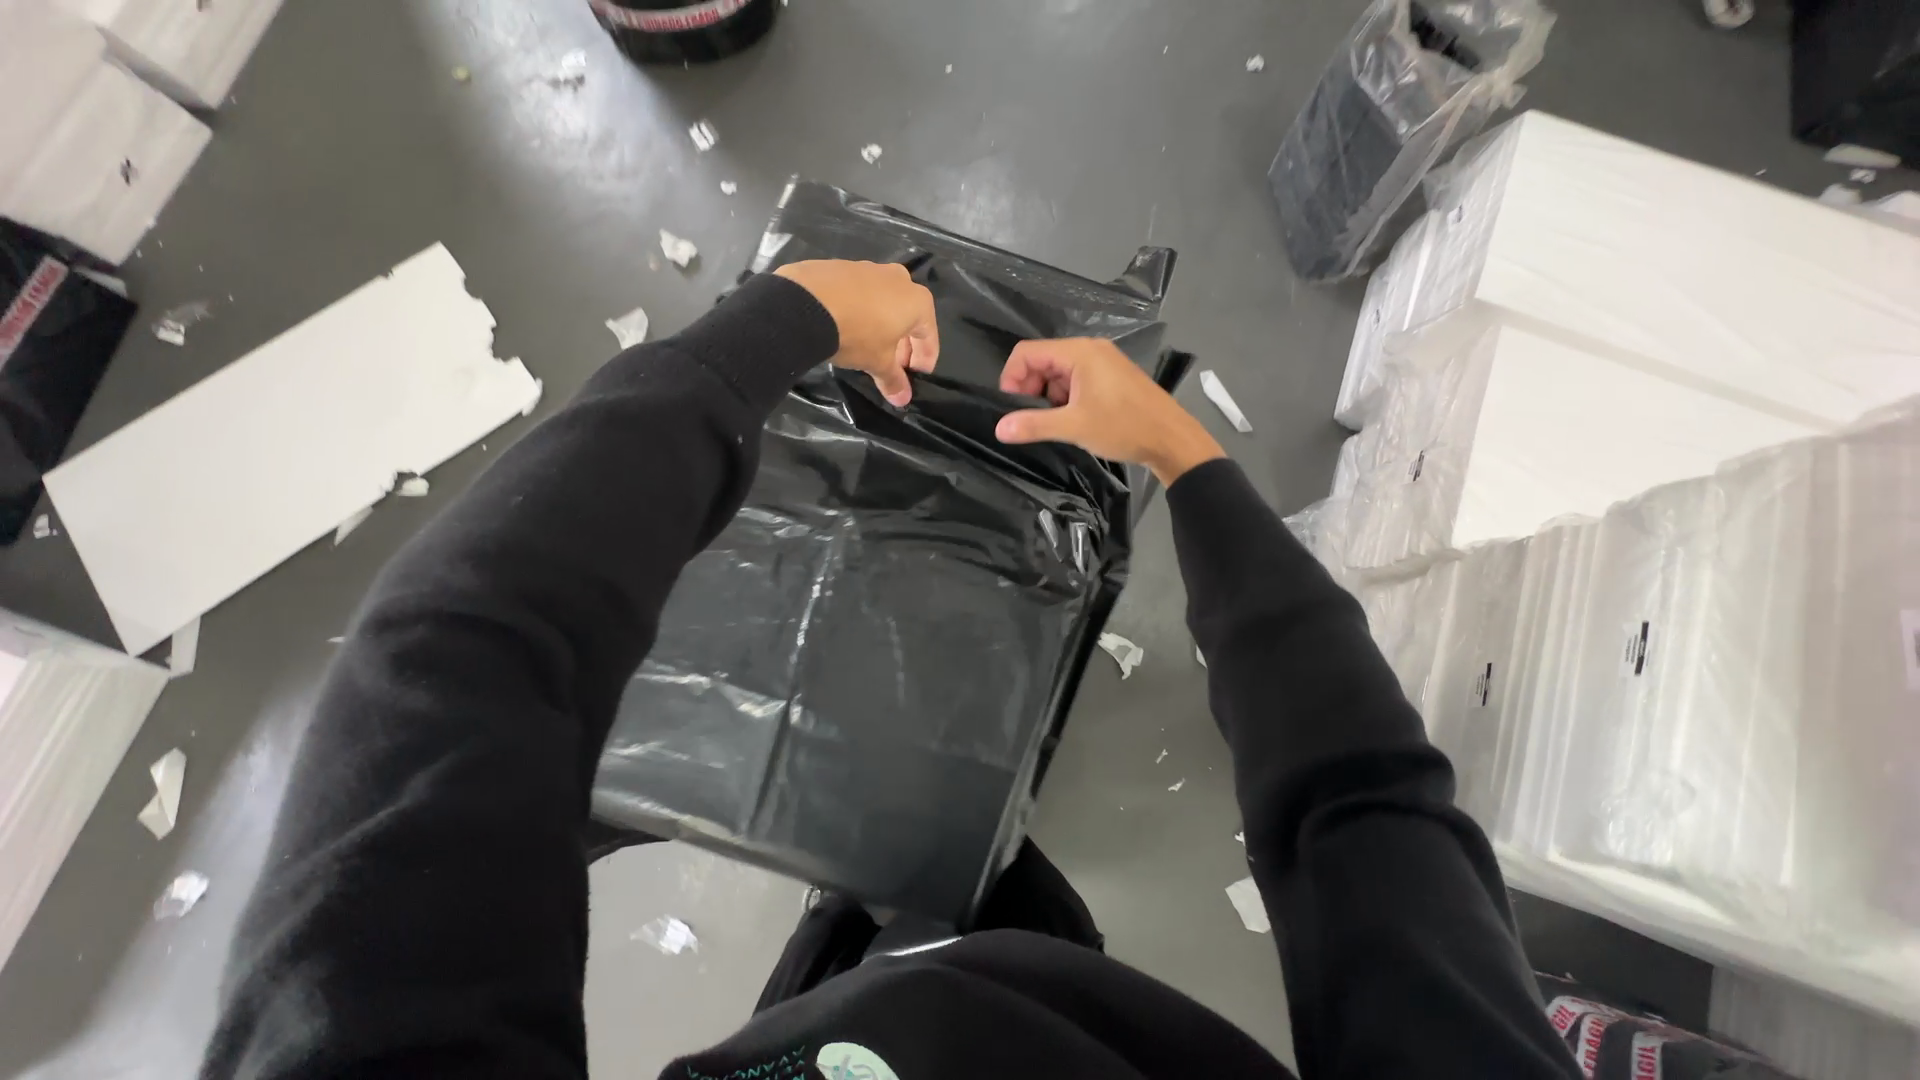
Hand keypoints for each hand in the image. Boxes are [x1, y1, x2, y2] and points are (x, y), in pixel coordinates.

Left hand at [774, 260, 938, 405]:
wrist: (807, 304)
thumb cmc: (857, 334)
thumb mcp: (878, 362)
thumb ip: (893, 380)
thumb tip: (902, 399)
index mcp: (917, 301)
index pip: (929, 336)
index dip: (925, 359)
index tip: (917, 375)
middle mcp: (899, 279)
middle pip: (907, 317)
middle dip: (903, 344)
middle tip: (894, 365)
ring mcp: (870, 268)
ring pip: (884, 303)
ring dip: (882, 326)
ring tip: (869, 347)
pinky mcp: (843, 266)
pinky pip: (860, 294)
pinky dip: (860, 311)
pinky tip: (848, 326)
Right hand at [995, 338, 1224, 484]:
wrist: (1171, 439)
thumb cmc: (1124, 427)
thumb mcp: (1074, 427)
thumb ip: (1033, 425)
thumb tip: (999, 428)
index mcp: (1079, 352)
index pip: (1027, 353)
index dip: (1012, 379)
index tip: (1013, 409)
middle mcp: (1089, 350)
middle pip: (1042, 362)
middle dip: (1030, 390)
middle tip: (1032, 420)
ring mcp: (1102, 363)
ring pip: (1058, 374)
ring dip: (1049, 398)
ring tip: (1056, 424)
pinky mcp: (1110, 378)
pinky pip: (1075, 381)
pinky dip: (1066, 399)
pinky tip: (1073, 421)